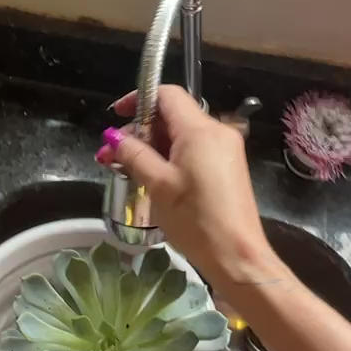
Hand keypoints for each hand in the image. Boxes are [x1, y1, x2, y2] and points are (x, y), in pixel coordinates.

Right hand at [97, 86, 281, 284]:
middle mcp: (217, 131)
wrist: (237, 255)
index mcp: (200, 129)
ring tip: (130, 169)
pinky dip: (172, 156)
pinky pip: (195, 149)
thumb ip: (134, 154)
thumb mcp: (158, 185)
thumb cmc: (195, 219)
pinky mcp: (228, 166)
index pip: (168, 94)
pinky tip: (155, 177)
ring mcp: (226, 148)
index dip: (139, 99)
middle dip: (142, 129)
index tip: (118, 116)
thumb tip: (113, 137)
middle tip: (116, 154)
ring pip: (183, 133)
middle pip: (174, 114)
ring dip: (155, 145)